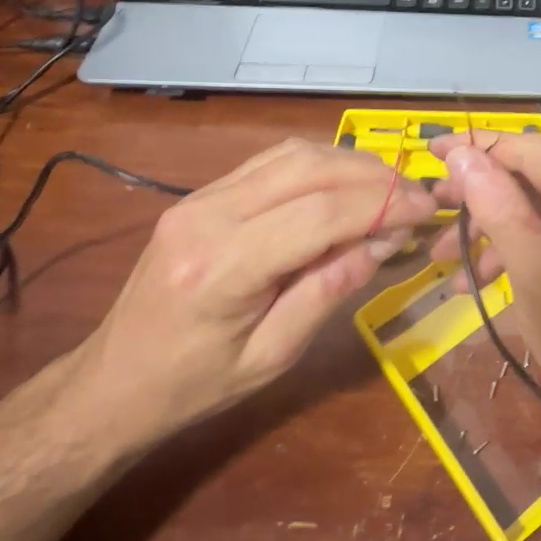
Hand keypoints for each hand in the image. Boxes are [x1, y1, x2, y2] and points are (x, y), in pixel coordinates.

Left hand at [65, 139, 436, 446]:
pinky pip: (274, 162)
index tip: (429, 211)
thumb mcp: (272, 356)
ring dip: (352, 164)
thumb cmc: (194, 386)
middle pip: (309, 168)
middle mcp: (208, 215)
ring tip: (392, 191)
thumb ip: (330, 290)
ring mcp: (200, 197)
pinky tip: (348, 186)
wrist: (111, 383)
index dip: (384, 205)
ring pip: (294, 154)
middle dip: (375, 176)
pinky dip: (322, 165)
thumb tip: (387, 239)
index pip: (321, 213)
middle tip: (418, 197)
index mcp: (222, 267)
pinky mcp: (201, 194)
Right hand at [427, 132, 540, 430]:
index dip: (479, 147)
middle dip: (481, 191)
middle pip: (535, 171)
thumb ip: (497, 207)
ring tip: (444, 255)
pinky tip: (478, 276)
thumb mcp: (532, 272)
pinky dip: (518, 242)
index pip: (532, 149)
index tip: (431, 150)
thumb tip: (461, 155)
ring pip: (539, 200)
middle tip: (435, 207)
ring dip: (492, 222)